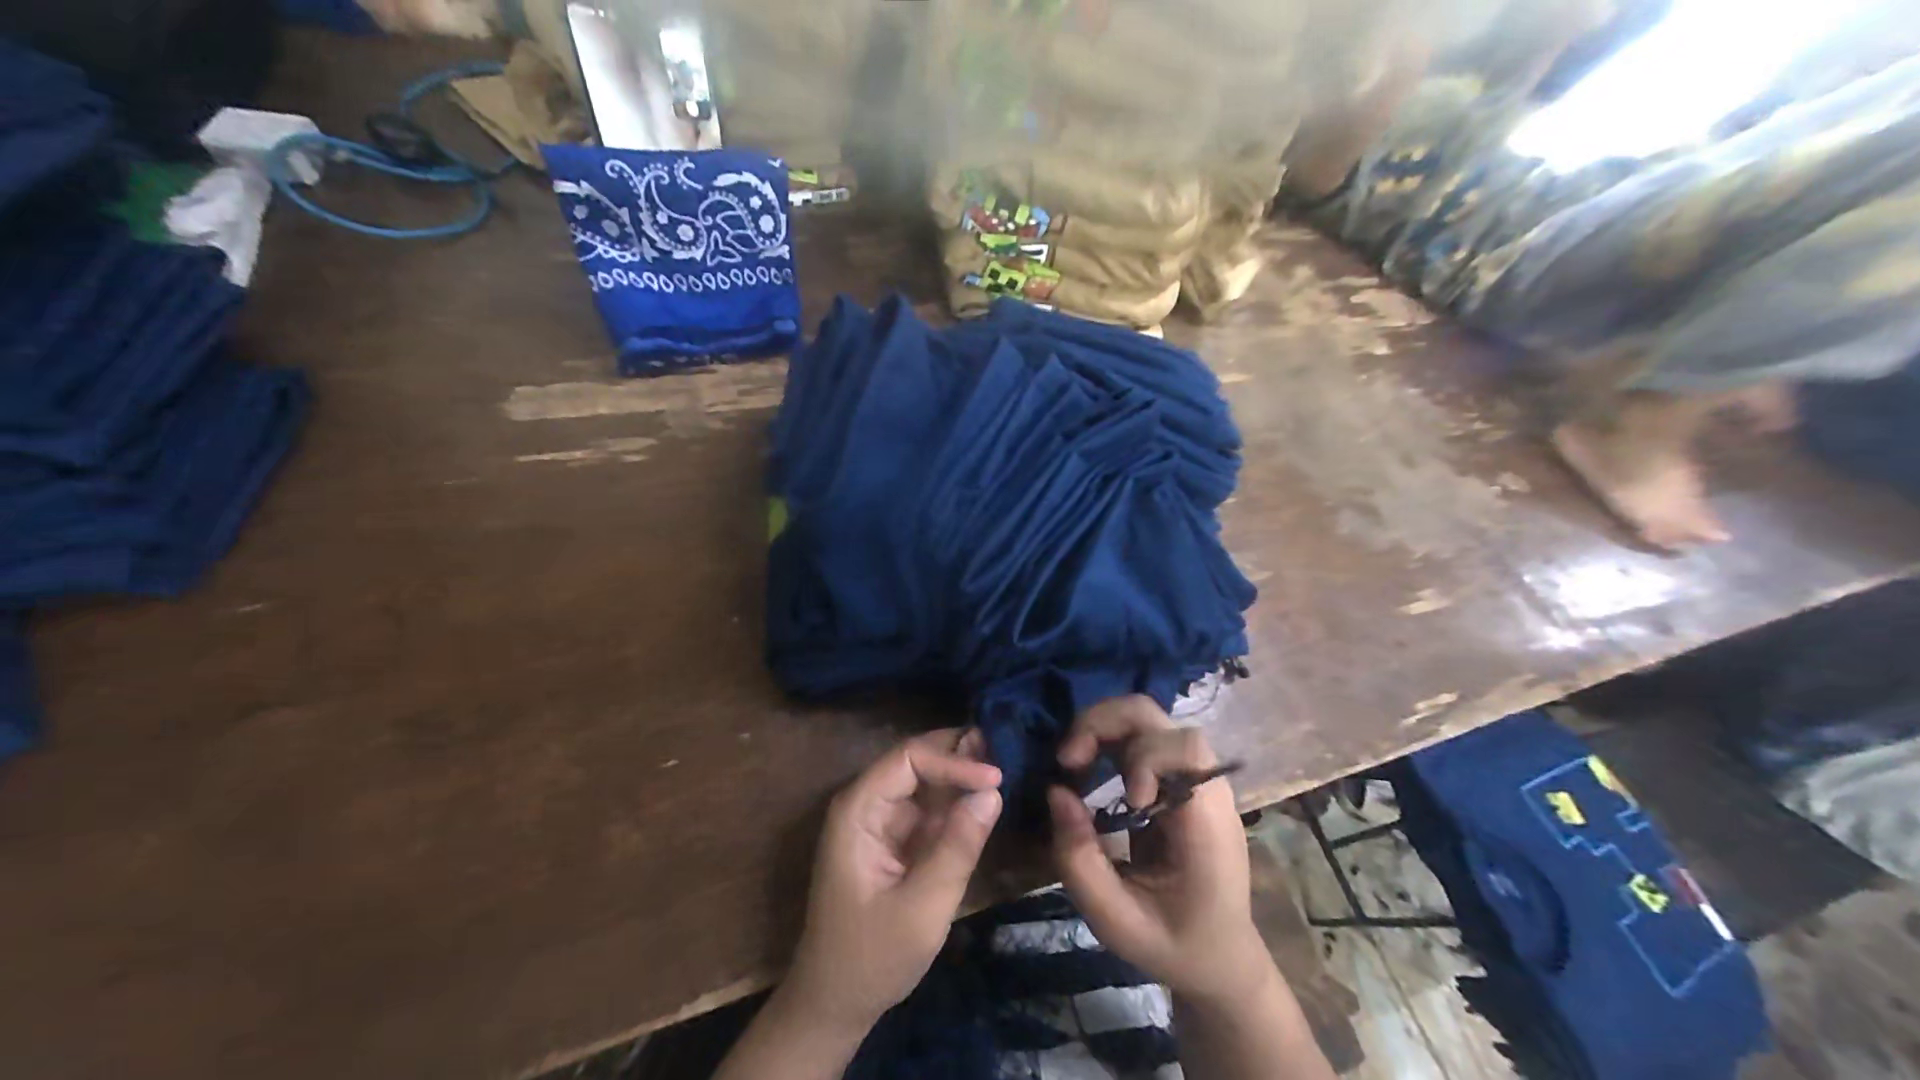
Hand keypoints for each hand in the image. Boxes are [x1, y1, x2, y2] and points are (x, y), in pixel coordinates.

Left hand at [785, 727, 1003, 1028]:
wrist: (836, 1003)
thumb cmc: (872, 957)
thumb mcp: (922, 907)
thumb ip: (957, 847)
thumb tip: (993, 793)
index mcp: (858, 811)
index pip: (908, 759)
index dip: (952, 761)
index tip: (996, 778)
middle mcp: (867, 805)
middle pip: (916, 762)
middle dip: (959, 757)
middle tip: (1007, 753)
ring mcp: (881, 823)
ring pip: (926, 783)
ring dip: (962, 776)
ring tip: (1006, 768)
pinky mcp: (896, 842)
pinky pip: (929, 810)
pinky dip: (958, 804)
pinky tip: (987, 799)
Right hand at [1049, 696, 1274, 1003]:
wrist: (1220, 957)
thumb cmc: (1173, 943)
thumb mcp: (1115, 920)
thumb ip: (1080, 860)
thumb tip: (1056, 791)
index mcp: (1206, 822)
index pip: (1185, 749)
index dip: (1145, 757)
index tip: (1125, 801)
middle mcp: (1205, 786)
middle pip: (1156, 718)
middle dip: (1104, 724)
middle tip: (1069, 760)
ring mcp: (1192, 777)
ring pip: (1146, 718)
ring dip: (1102, 729)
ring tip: (1074, 763)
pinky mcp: (1176, 777)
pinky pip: (1141, 737)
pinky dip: (1107, 740)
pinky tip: (1089, 769)